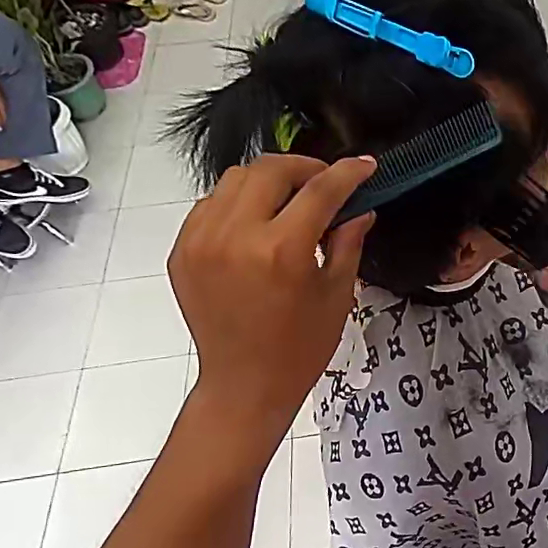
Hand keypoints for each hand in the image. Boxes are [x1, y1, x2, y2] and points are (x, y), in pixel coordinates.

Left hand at [171, 154, 376, 420]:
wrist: (245, 383)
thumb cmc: (300, 347)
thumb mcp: (337, 294)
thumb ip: (348, 242)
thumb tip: (361, 210)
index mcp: (281, 250)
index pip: (319, 190)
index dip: (347, 173)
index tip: (364, 165)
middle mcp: (235, 236)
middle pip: (270, 169)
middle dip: (306, 167)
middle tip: (328, 181)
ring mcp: (201, 240)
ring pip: (236, 178)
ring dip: (271, 180)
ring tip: (293, 201)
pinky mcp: (182, 250)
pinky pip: (212, 203)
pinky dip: (241, 201)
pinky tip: (261, 222)